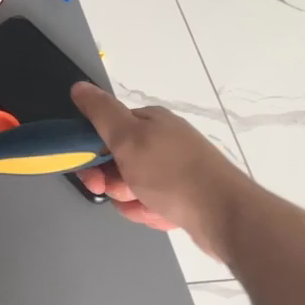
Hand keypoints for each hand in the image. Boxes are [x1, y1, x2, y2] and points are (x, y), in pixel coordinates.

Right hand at [70, 82, 256, 259]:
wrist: (225, 217)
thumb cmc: (172, 174)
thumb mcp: (128, 138)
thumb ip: (100, 112)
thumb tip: (79, 87)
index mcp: (151, 122)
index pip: (106, 129)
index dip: (91, 151)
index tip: (89, 170)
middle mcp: (164, 141)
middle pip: (116, 160)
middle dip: (113, 181)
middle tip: (122, 191)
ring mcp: (175, 169)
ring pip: (130, 185)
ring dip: (131, 199)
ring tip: (147, 205)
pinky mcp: (183, 194)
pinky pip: (150, 201)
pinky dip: (149, 210)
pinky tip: (160, 214)